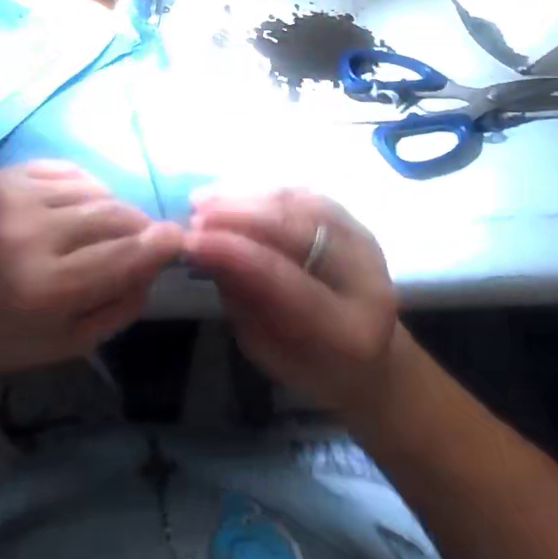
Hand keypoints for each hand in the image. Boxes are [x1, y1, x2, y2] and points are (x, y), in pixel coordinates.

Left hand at [0, 162, 183, 386]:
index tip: (179, 238)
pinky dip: (83, 190)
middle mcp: (29, 235)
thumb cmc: (5, 339)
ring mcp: (13, 198)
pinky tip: (73, 212)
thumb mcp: (72, 341)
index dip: (161, 243)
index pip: (124, 254)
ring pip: (95, 189)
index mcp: (46, 289)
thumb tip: (157, 256)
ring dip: (109, 209)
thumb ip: (123, 300)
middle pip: (114, 214)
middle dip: (139, 225)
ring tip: (98, 232)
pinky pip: (68, 171)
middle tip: (142, 240)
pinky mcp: (3, 177)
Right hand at [183, 187, 402, 418]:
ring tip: (203, 201)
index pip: (282, 277)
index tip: (189, 240)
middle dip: (237, 216)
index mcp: (347, 328)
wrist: (368, 361)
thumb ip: (240, 300)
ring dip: (246, 198)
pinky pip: (304, 196)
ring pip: (299, 205)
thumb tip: (204, 250)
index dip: (232, 252)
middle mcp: (368, 278)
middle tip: (194, 215)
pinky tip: (230, 195)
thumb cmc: (307, 366)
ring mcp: (365, 243)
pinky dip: (263, 192)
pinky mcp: (356, 223)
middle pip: (295, 230)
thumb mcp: (264, 348)